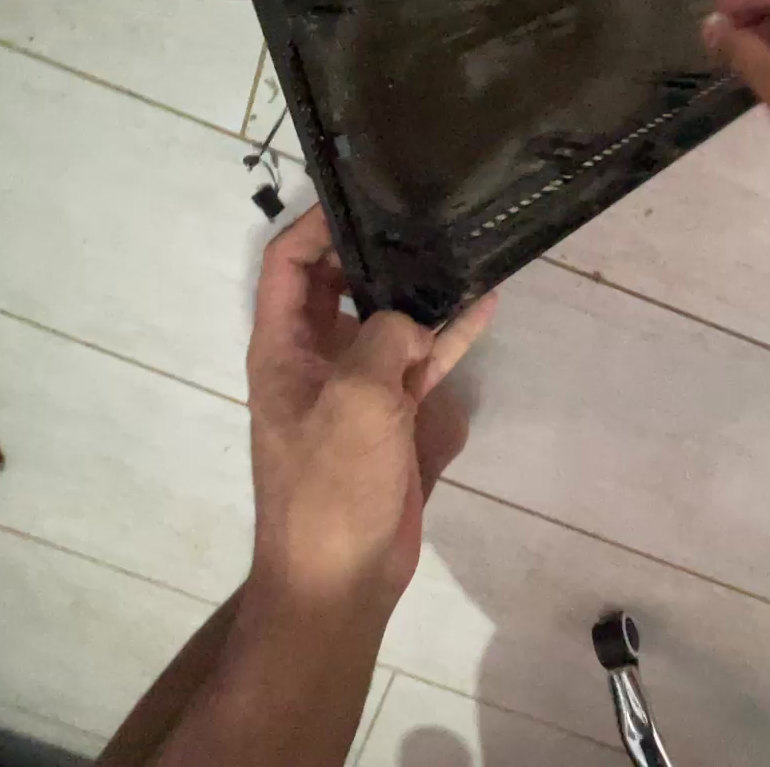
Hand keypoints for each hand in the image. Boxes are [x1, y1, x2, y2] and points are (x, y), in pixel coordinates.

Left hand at [243, 208, 496, 620]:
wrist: (344, 573)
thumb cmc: (330, 485)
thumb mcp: (354, 401)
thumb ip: (385, 341)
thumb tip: (412, 320)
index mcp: (286, 348)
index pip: (288, 266)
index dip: (313, 226)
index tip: (357, 196)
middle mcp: (320, 356)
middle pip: (342, 284)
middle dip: (373, 249)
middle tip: (418, 212)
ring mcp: (361, 383)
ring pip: (391, 318)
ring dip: (420, 288)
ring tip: (457, 247)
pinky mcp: (396, 409)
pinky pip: (425, 357)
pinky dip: (451, 333)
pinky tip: (483, 303)